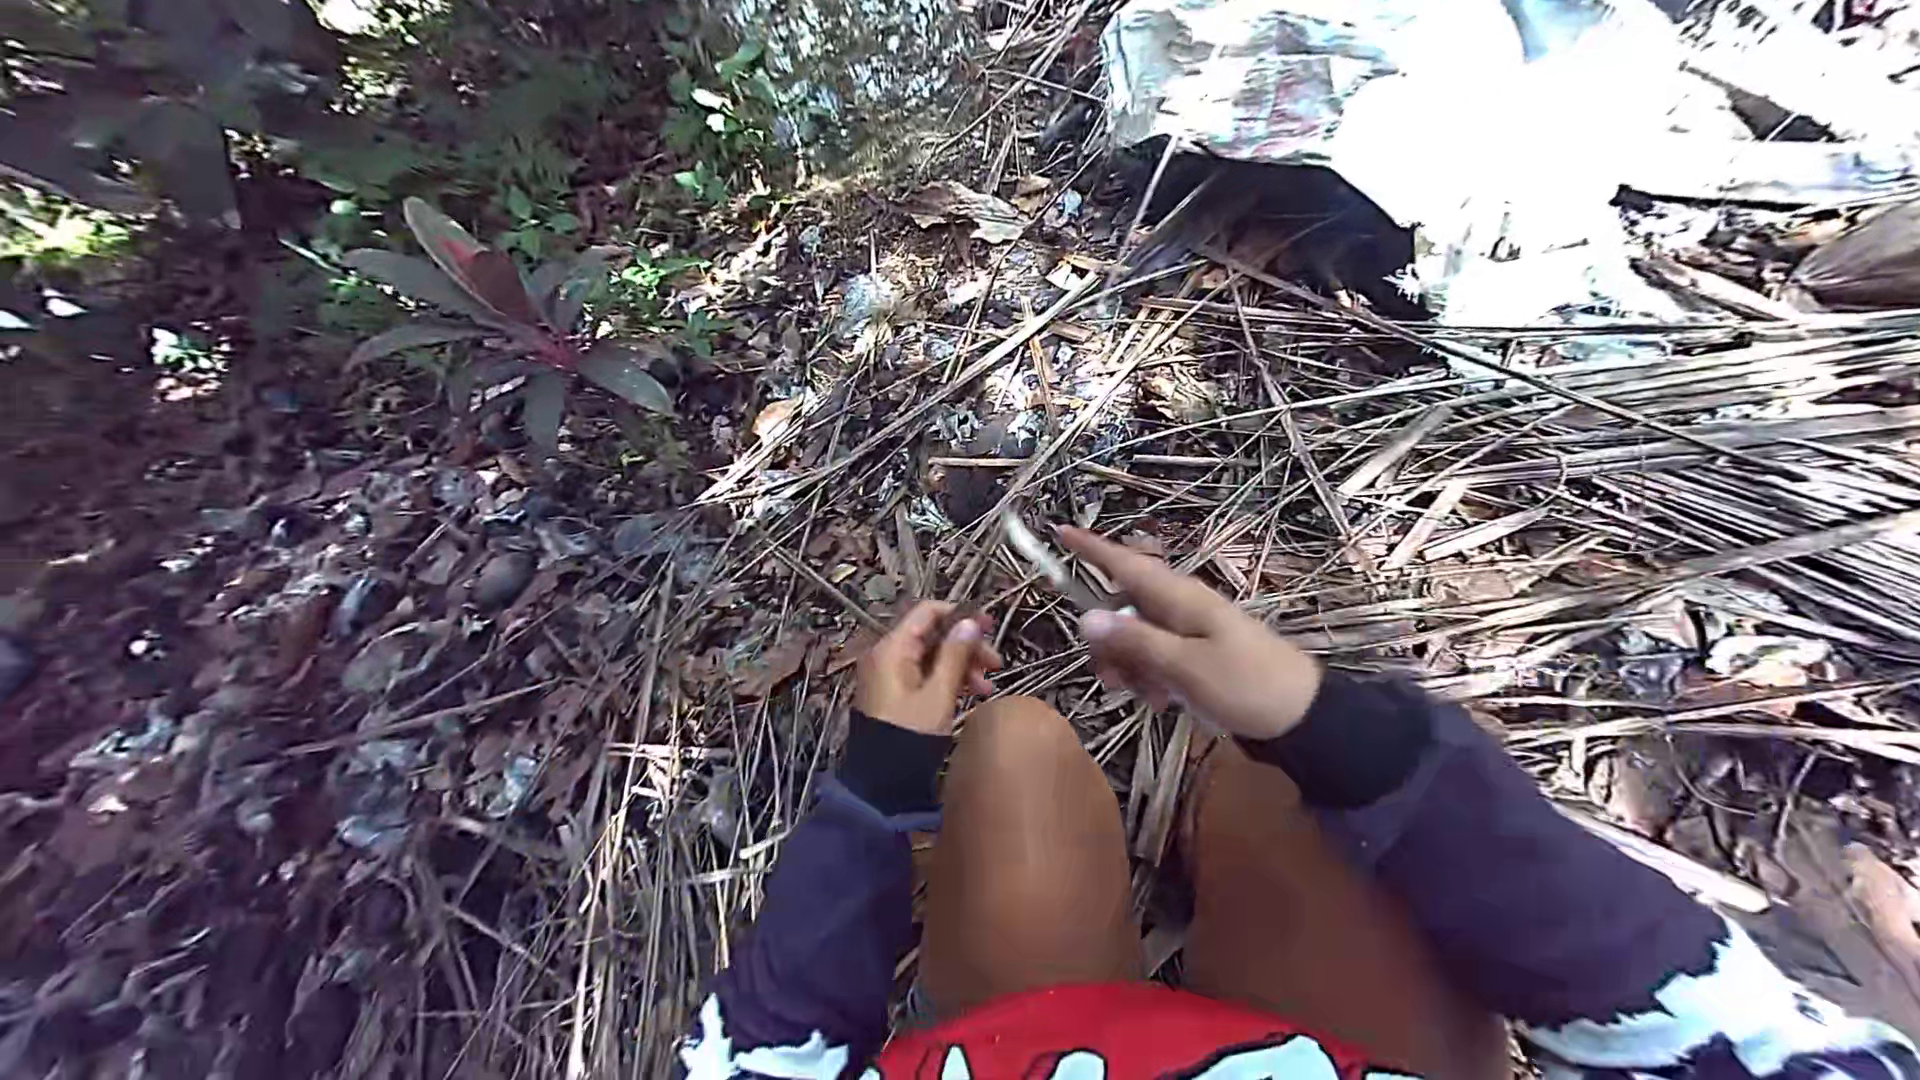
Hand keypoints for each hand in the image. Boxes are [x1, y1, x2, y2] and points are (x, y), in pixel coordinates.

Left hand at [856, 602, 1003, 736]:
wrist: (881, 784)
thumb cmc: (909, 737)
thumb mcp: (939, 694)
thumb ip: (955, 655)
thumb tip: (970, 622)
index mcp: (892, 648)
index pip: (927, 612)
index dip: (960, 614)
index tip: (989, 625)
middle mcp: (887, 655)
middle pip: (932, 635)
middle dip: (966, 646)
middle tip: (995, 663)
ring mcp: (890, 674)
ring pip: (932, 656)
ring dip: (961, 665)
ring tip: (986, 687)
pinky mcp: (895, 692)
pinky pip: (925, 674)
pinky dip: (948, 679)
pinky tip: (971, 694)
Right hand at [1060, 527, 1322, 740]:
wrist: (1301, 717)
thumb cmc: (1246, 684)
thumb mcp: (1185, 666)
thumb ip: (1134, 640)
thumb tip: (1085, 618)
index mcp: (1178, 596)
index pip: (1124, 563)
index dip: (1091, 548)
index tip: (1060, 531)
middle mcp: (1177, 605)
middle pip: (1119, 607)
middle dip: (1107, 642)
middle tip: (1112, 676)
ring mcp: (1185, 628)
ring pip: (1132, 636)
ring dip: (1127, 665)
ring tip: (1146, 695)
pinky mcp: (1191, 651)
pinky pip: (1151, 654)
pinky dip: (1147, 676)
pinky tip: (1162, 700)